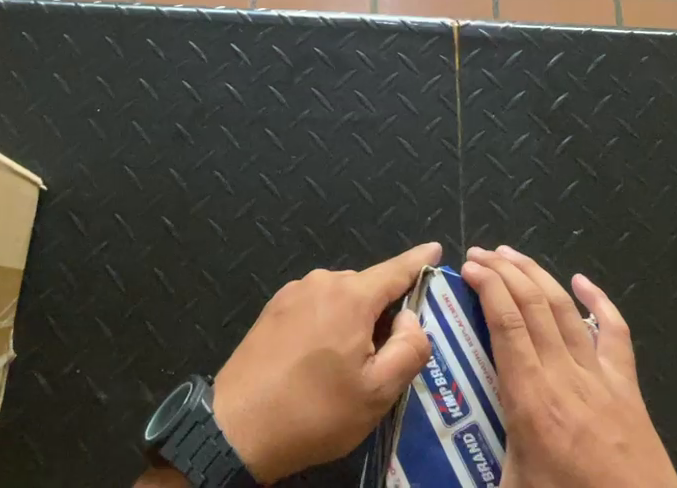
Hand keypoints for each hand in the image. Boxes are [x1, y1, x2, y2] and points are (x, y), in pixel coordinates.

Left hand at [211, 242, 441, 482]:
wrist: (239, 428)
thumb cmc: (315, 411)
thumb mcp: (378, 392)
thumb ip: (409, 348)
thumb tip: (409, 319)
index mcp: (351, 296)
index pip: (396, 270)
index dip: (419, 261)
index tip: (436, 248)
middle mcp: (322, 282)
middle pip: (368, 290)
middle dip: (383, 315)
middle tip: (385, 361)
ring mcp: (293, 293)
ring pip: (340, 300)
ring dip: (353, 323)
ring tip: (348, 370)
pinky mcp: (273, 309)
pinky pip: (315, 308)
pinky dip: (327, 326)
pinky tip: (319, 363)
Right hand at [461, 245, 676, 487]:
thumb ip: (475, 463)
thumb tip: (430, 471)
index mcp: (530, 399)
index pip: (506, 322)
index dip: (486, 286)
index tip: (467, 268)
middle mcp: (563, 375)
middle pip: (532, 303)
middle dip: (503, 270)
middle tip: (480, 253)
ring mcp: (599, 376)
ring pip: (564, 307)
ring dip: (536, 273)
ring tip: (511, 254)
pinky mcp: (627, 386)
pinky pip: (614, 332)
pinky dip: (598, 299)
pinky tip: (582, 280)